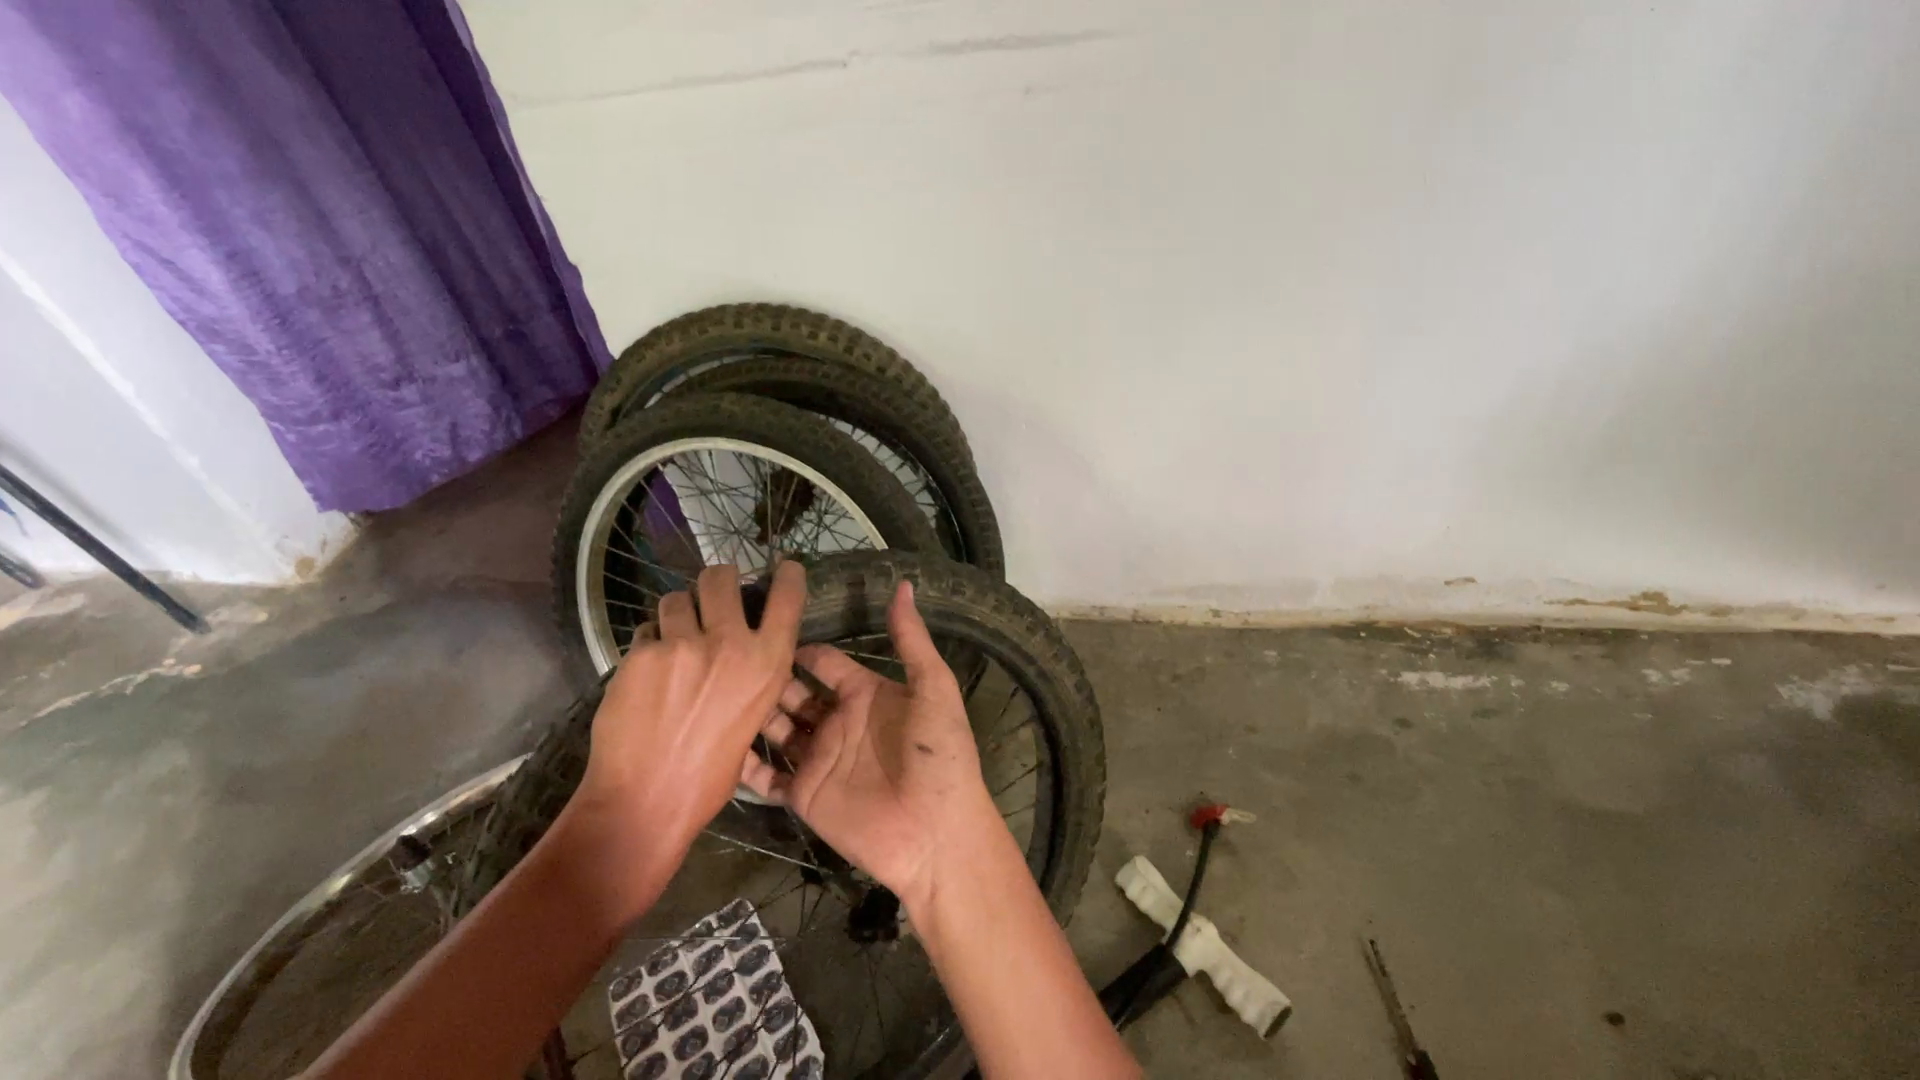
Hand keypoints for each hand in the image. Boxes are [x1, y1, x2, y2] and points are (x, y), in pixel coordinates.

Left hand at [575, 561, 805, 863]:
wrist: (647, 799)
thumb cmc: (709, 775)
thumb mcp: (752, 720)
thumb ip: (748, 677)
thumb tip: (736, 650)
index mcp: (767, 665)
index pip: (787, 600)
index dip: (788, 576)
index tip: (785, 566)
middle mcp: (730, 644)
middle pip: (720, 579)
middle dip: (714, 581)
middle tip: (709, 592)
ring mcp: (683, 645)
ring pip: (675, 599)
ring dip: (675, 613)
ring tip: (671, 638)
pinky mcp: (642, 653)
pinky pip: (645, 631)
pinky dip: (647, 644)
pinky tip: (645, 673)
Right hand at [739, 580, 996, 910]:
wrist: (935, 833)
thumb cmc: (938, 756)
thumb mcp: (933, 689)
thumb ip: (911, 640)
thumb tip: (903, 584)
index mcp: (865, 694)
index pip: (824, 662)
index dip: (800, 648)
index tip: (762, 628)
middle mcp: (836, 721)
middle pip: (792, 693)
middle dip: (765, 677)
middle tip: (725, 659)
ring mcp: (817, 758)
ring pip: (774, 729)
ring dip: (749, 714)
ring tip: (711, 694)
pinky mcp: (803, 794)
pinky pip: (766, 776)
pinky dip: (743, 763)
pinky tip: (714, 743)